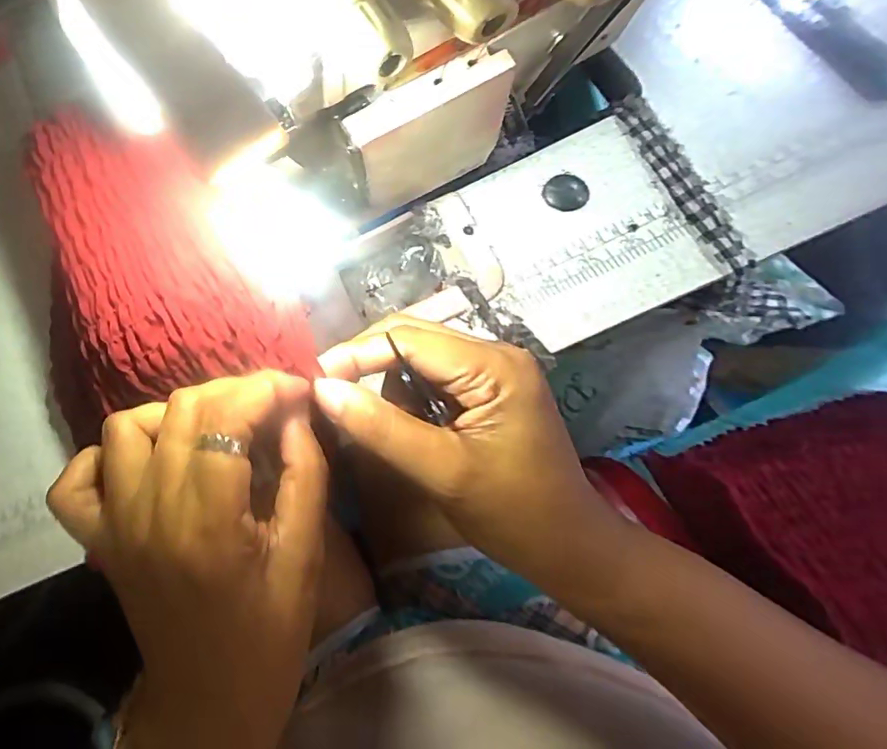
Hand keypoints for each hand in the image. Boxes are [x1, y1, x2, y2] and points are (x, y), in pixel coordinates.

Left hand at [46, 373, 327, 748]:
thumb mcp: (304, 555)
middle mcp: (150, 511)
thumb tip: (295, 411)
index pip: (227, 416)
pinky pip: (77, 479)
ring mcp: (114, 524)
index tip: (296, 389)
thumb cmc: (269, 635)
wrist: (208, 704)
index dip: (266, 389)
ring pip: (127, 425)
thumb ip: (306, 473)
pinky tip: (144, 463)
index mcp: (207, 520)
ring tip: (212, 432)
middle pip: (181, 408)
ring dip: (174, 415)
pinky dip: (106, 457)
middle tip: (267, 408)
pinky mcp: (97, 540)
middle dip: (232, 392)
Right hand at [315, 316, 615, 583]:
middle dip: (367, 363)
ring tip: (376, 424)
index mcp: (492, 364)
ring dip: (388, 382)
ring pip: (418, 354)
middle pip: (412, 336)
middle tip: (327, 392)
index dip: (356, 353)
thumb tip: (323, 389)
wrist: (572, 550)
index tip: (314, 379)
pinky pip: (434, 375)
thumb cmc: (513, 515)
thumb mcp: (441, 472)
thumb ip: (381, 428)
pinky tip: (407, 428)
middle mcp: (494, 351)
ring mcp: (494, 367)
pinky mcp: (489, 386)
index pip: (407, 337)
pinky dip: (408, 396)